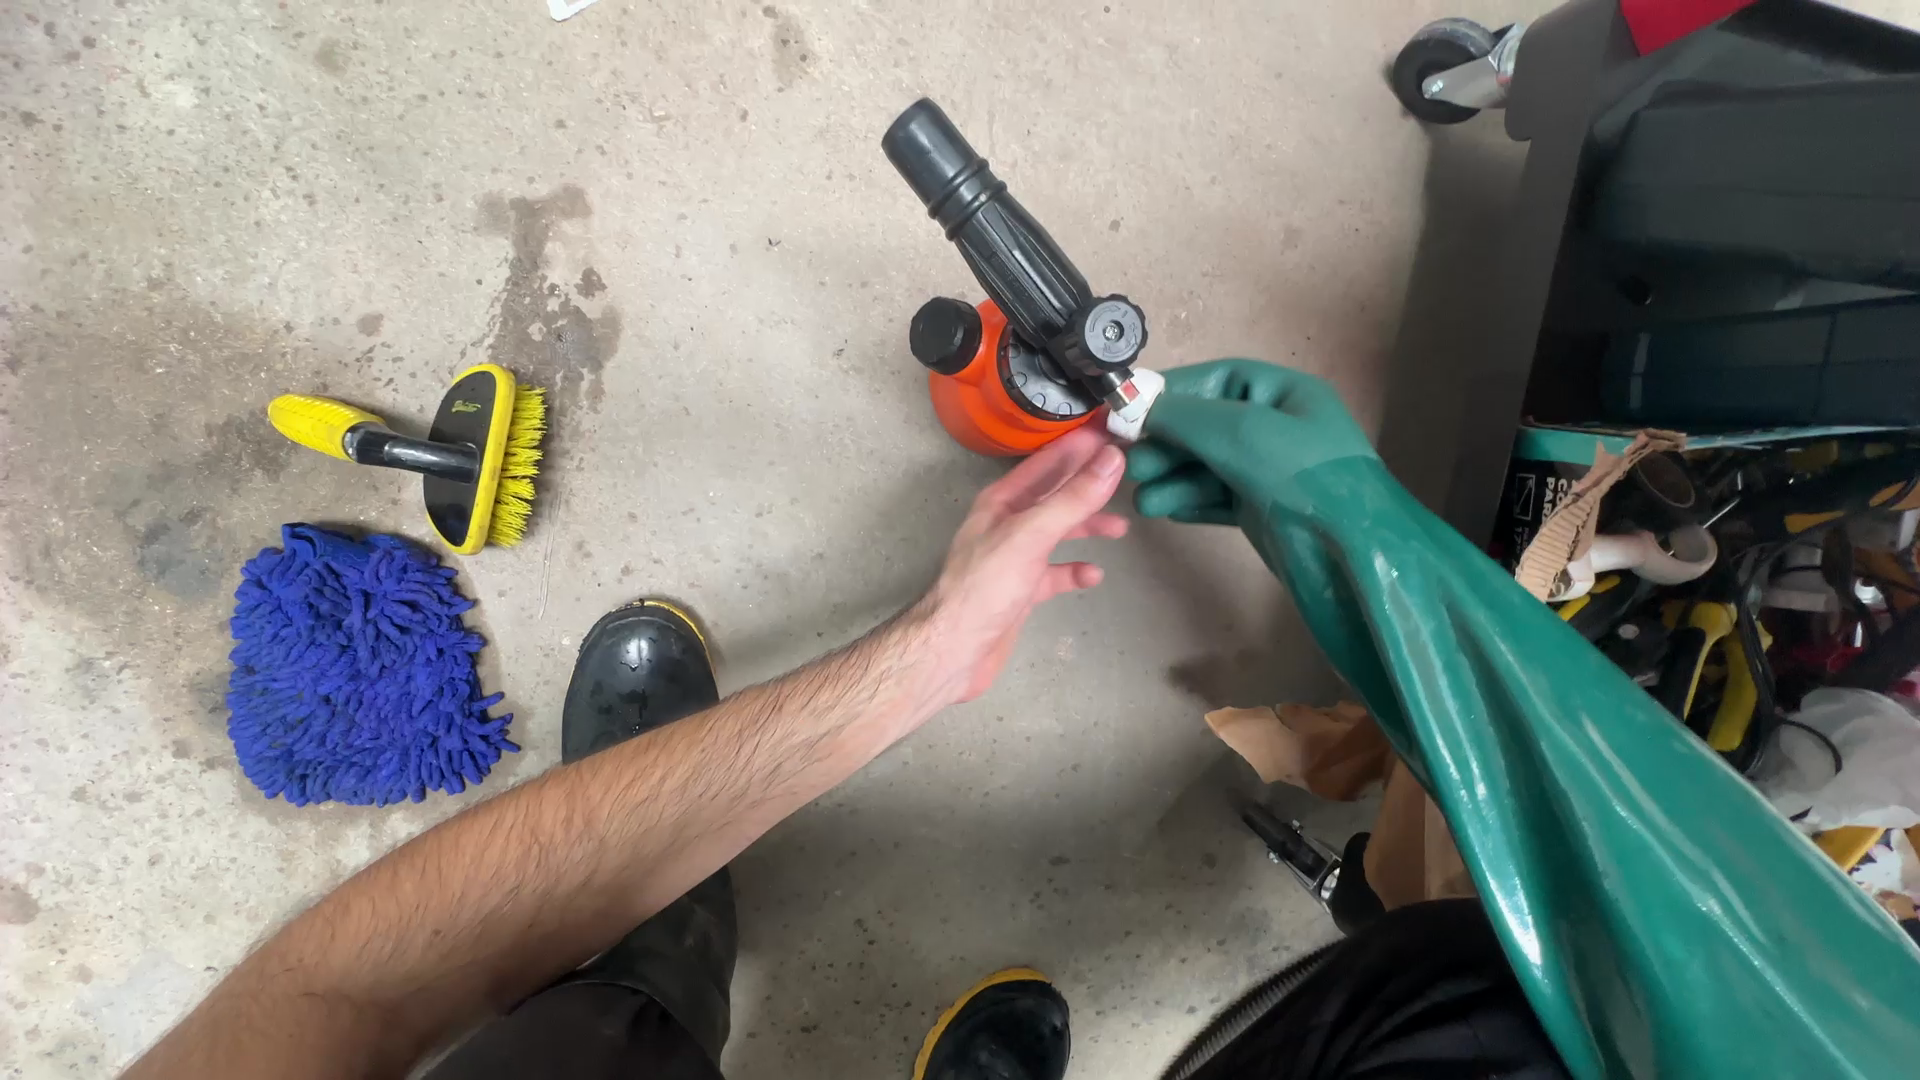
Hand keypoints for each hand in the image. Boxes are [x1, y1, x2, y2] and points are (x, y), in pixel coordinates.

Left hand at [915, 424, 1128, 704]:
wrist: (954, 648)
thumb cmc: (986, 585)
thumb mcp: (1031, 535)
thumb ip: (1072, 498)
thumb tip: (1111, 458)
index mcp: (1002, 501)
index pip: (1047, 462)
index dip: (1080, 446)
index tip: (1115, 431)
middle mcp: (1008, 523)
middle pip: (1055, 496)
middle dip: (1088, 485)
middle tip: (1128, 475)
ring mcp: (1014, 558)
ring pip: (1057, 533)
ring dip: (1086, 527)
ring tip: (1120, 528)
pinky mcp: (1021, 590)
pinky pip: (1054, 573)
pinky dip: (1074, 571)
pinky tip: (1093, 575)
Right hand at [1125, 359, 1377, 524]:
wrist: (1349, 552)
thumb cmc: (1298, 475)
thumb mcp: (1239, 432)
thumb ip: (1183, 416)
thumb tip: (1133, 405)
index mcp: (1282, 394)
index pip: (1215, 381)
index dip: (1170, 392)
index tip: (1127, 410)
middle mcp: (1274, 428)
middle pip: (1203, 426)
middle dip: (1165, 445)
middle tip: (1131, 466)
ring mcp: (1267, 470)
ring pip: (1205, 467)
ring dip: (1171, 481)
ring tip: (1145, 502)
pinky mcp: (1261, 508)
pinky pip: (1215, 497)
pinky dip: (1189, 502)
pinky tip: (1166, 511)